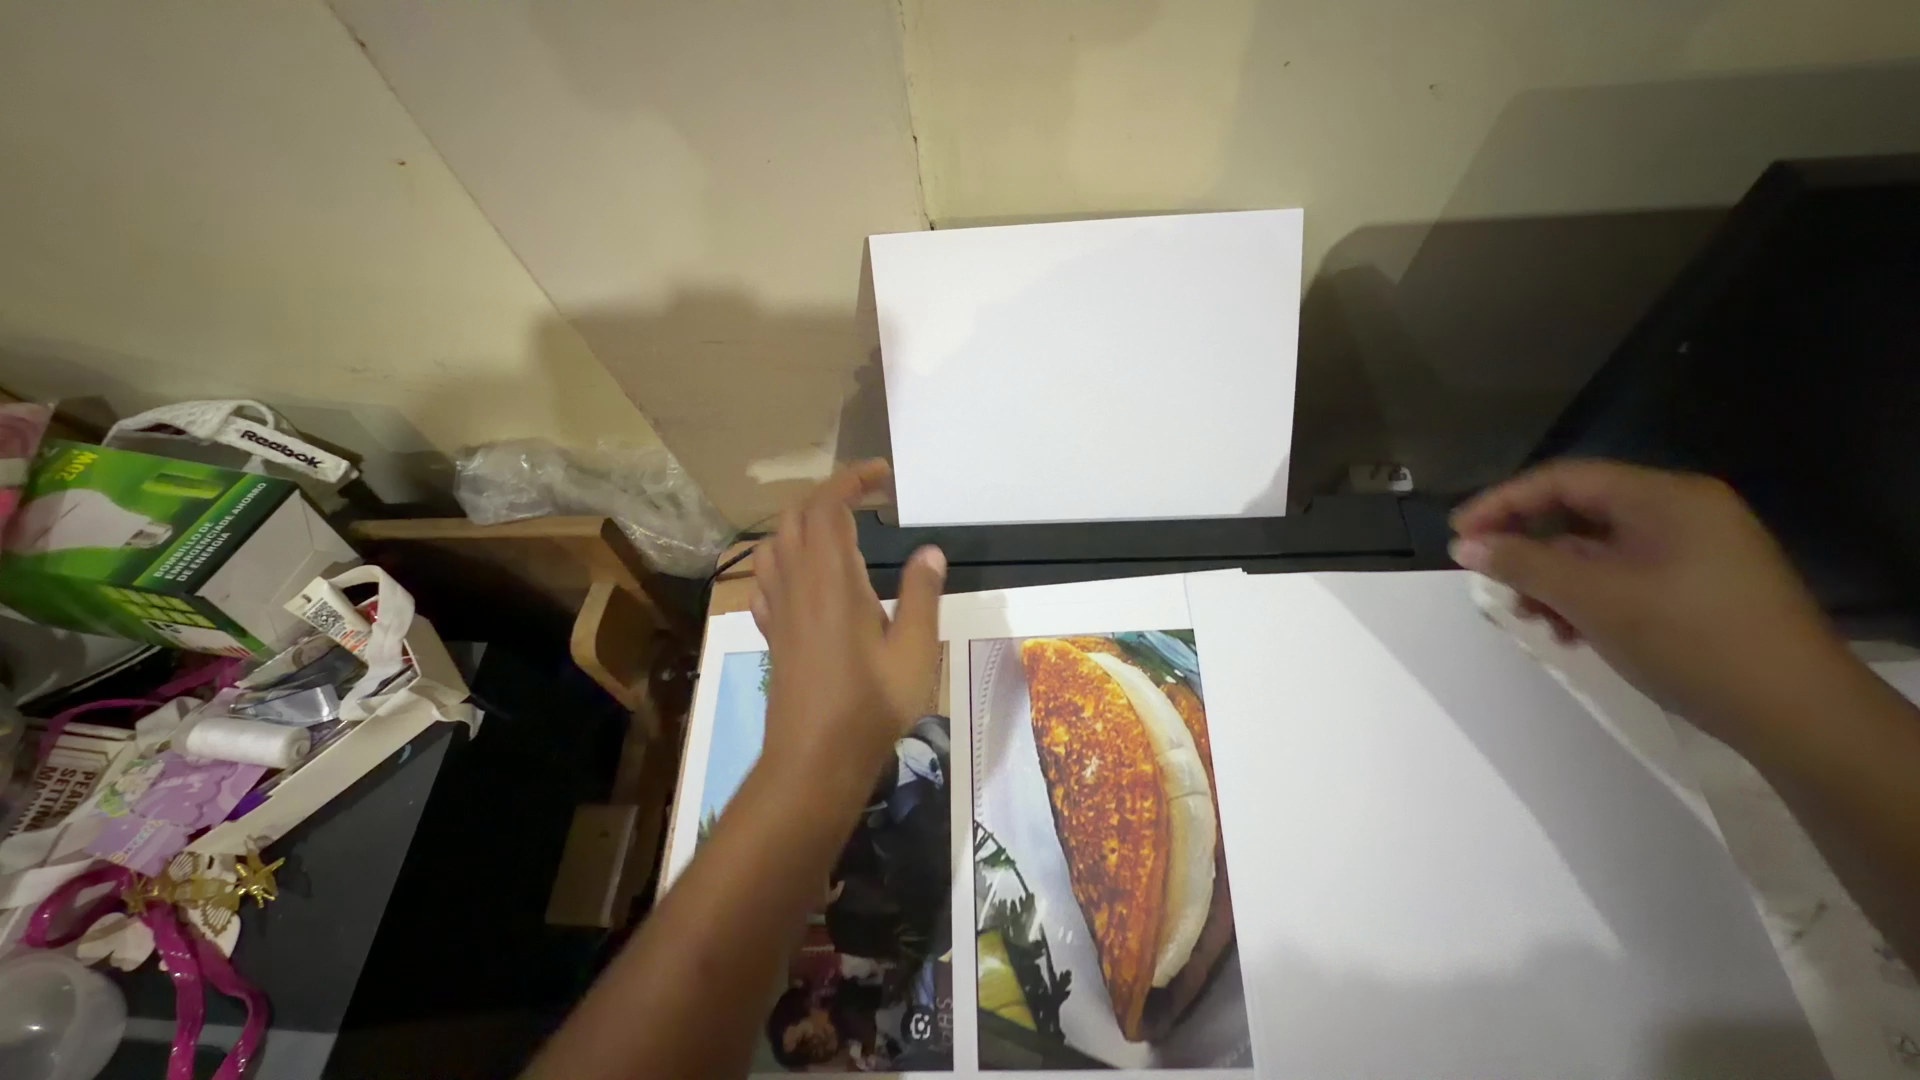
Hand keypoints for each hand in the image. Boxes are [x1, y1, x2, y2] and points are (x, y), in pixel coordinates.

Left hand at [750, 460, 946, 773]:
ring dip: (802, 523)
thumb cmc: (871, 705)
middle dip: (828, 495)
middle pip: (796, 517)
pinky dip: (783, 559)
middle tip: (868, 498)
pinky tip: (804, 578)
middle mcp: (797, 584)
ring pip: (775, 544)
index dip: (851, 480)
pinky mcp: (771, 632)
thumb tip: (930, 551)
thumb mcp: (915, 651)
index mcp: (833, 579)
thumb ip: (922, 595)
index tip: (881, 474)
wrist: (813, 759)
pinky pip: (766, 579)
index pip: (829, 507)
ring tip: (838, 530)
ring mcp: (778, 608)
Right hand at [1449, 460, 1855, 746]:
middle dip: (1528, 550)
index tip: (1457, 535)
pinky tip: (1573, 632)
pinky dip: (1586, 597)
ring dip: (1553, 581)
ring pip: (1595, 550)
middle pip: (1576, 514)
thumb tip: (1464, 545)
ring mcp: (1694, 548)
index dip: (1501, 502)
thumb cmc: (1689, 638)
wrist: (1795, 712)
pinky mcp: (1698, 584)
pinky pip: (1621, 575)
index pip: (1562, 479)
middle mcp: (1680, 511)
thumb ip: (1522, 564)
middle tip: (1492, 583)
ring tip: (1536, 620)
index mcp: (1664, 497)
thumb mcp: (1592, 598)